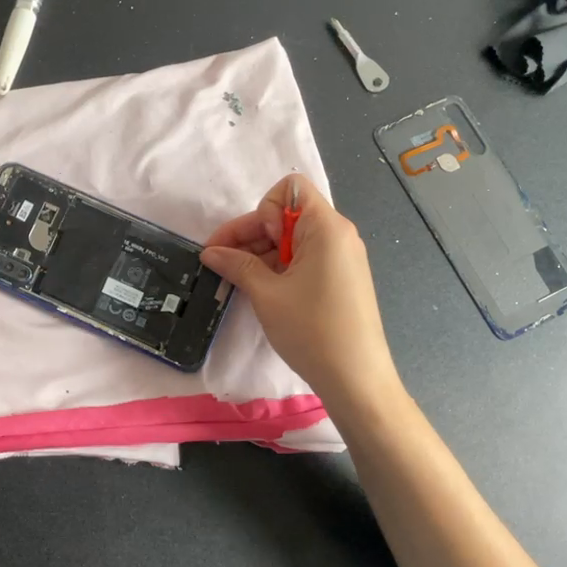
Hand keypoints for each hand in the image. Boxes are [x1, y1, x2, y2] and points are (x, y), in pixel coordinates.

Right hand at [200, 174, 401, 408]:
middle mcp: (337, 235)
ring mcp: (340, 258)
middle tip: (219, 263)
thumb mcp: (266, 294)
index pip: (289, 189)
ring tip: (234, 281)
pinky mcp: (339, 279)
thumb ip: (237, 265)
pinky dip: (277, 268)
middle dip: (250, 234)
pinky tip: (258, 290)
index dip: (262, 211)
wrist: (355, 377)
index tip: (253, 245)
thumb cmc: (311, 329)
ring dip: (259, 254)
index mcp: (326, 228)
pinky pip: (302, 259)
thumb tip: (210, 252)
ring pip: (290, 239)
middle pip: (286, 215)